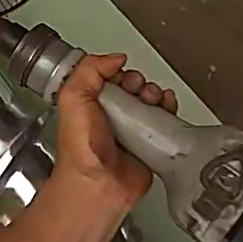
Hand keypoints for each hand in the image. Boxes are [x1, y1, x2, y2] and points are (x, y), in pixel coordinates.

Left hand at [40, 53, 176, 241]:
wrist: (99, 183)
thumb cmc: (81, 150)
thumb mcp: (73, 96)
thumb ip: (90, 70)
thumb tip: (114, 58)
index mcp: (90, 103)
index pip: (110, 76)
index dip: (117, 71)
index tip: (119, 76)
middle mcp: (112, 115)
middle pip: (133, 85)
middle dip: (138, 81)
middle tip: (135, 90)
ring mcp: (132, 129)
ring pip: (151, 99)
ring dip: (155, 92)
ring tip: (150, 99)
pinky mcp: (151, 142)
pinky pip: (165, 118)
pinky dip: (169, 107)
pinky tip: (166, 105)